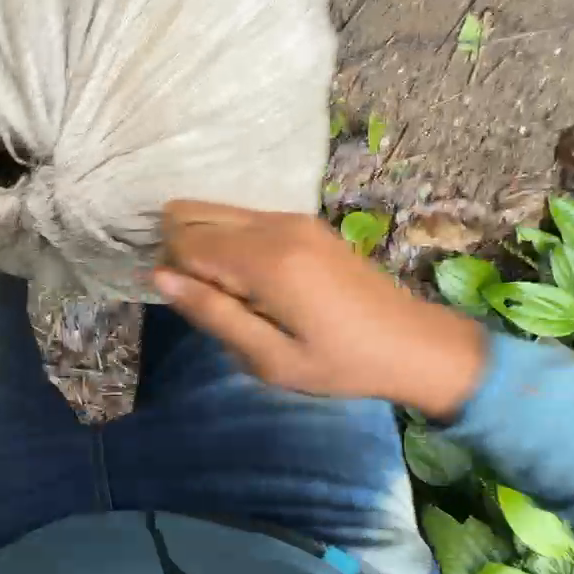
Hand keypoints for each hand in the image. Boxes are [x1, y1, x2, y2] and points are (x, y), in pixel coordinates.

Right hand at [151, 200, 487, 418]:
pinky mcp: (300, 220)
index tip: (193, 306)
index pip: (182, 241)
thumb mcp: (268, 358)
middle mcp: (274, 226)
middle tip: (203, 296)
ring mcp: (289, 217)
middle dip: (177, 250)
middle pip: (188, 212)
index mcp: (267, 261)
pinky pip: (237, 217)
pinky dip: (224, 241)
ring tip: (225, 289)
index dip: (171, 272)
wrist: (416, 345)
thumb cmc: (339, 363)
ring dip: (200, 244)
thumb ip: (212, 313)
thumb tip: (158, 276)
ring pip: (209, 210)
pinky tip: (248, 280)